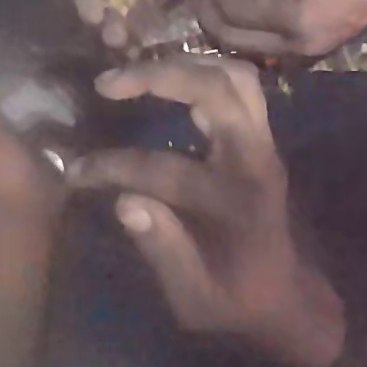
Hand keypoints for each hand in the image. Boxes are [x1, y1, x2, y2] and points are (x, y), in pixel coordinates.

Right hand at [68, 57, 344, 366]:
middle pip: (218, 91)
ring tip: (137, 72)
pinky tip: (170, 79)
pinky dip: (205, 72)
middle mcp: (255, 162)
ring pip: (236, 77)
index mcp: (236, 204)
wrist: (289, 298)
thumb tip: (125, 202)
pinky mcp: (263, 141)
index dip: (115, 168)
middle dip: (159, 77)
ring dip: (185, 64)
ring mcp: (265, 146)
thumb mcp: (194, 300)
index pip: (166, 170)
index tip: (77, 173)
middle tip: (108, 83)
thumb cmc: (238, 302)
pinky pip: (241, 87)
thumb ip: (164, 251)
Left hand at [197, 0, 366, 55]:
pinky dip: (252, 29)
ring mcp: (307, 53)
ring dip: (230, 27)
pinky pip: (271, 45)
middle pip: (237, 41)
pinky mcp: (316, 47)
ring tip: (216, 1)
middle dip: (212, 18)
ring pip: (252, 47)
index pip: (236, 12)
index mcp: (292, 22)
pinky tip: (247, 7)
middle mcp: (295, 49)